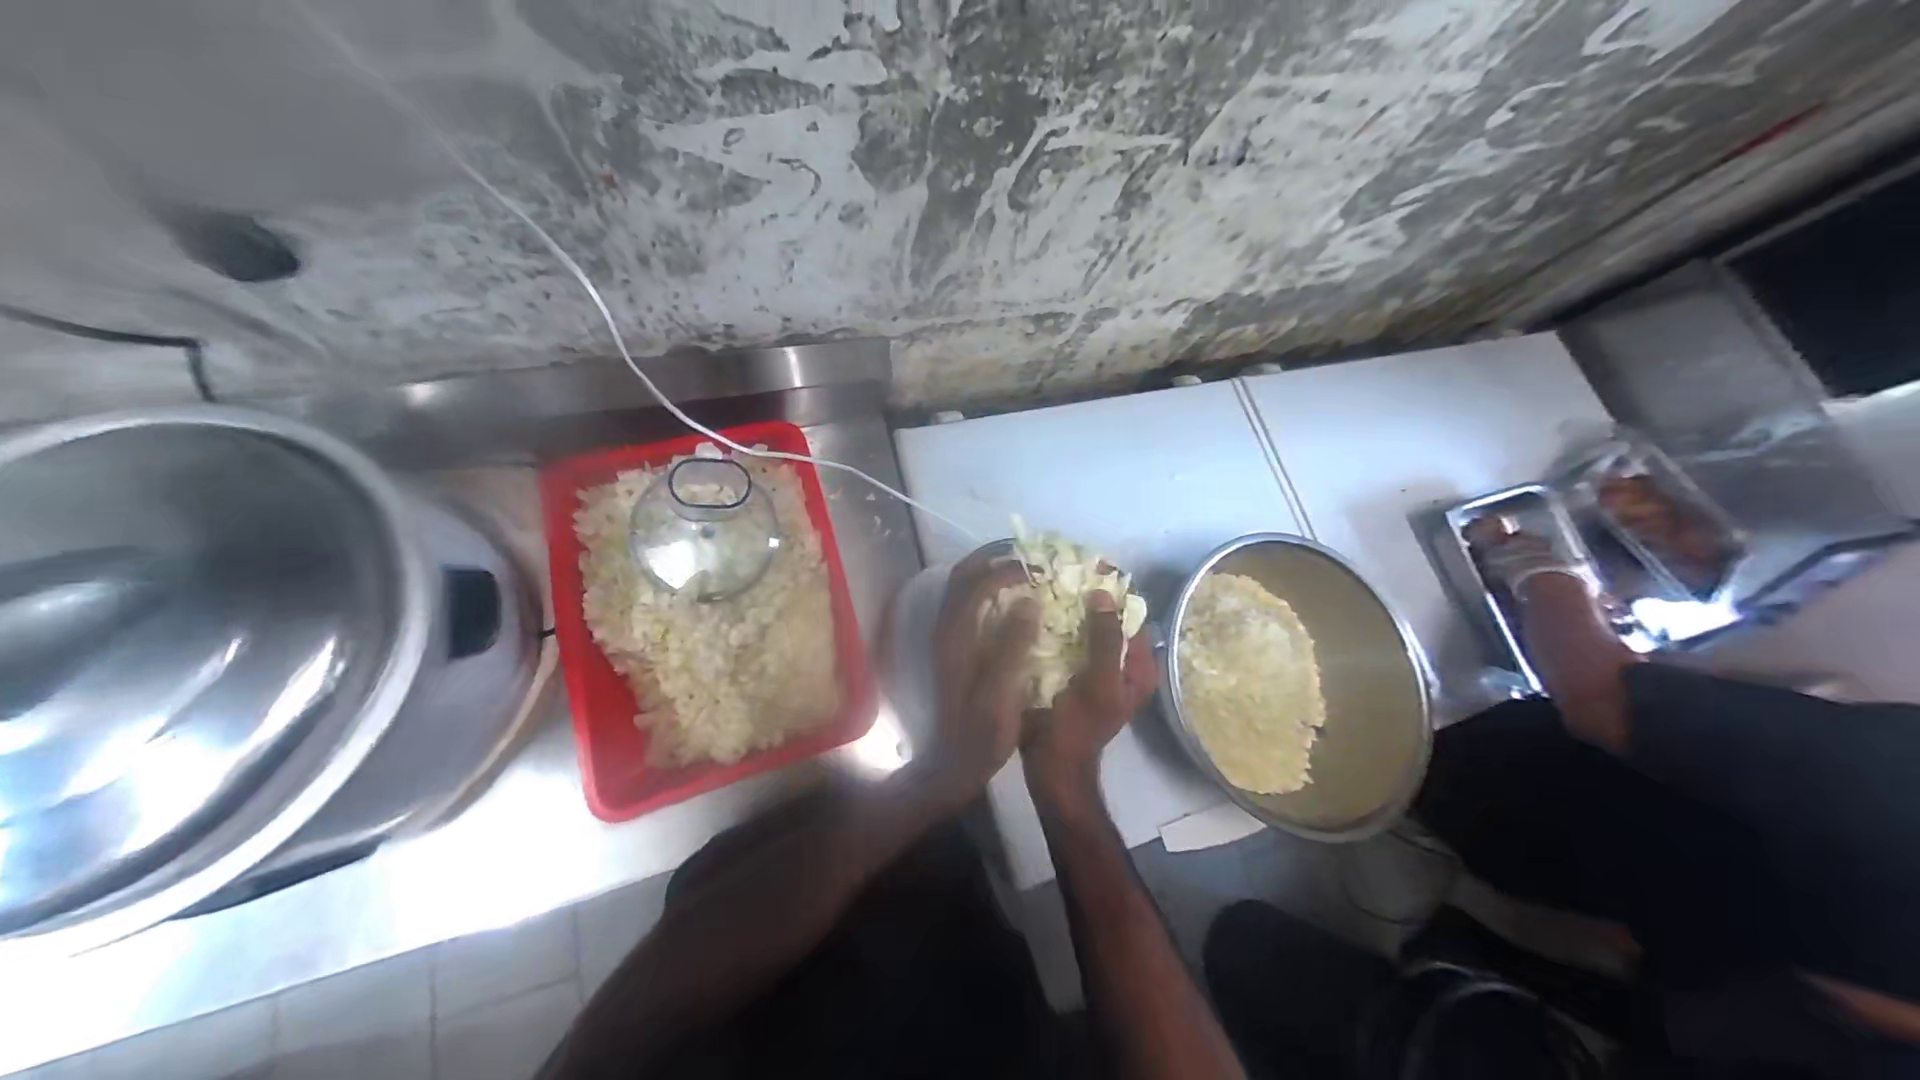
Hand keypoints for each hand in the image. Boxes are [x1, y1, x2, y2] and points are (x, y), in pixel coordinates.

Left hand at [928, 547, 1039, 798]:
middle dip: (994, 559)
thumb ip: (1013, 645)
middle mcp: (947, 629)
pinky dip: (989, 592)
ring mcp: (947, 638)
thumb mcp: (1001, 693)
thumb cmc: (980, 734)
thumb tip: (1029, 601)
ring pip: (963, 588)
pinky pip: (969, 604)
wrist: (952, 764)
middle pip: (964, 576)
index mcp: (956, 636)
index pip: (978, 584)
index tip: (1042, 570)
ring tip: (1026, 571)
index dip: (1009, 570)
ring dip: (990, 572)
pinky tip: (1015, 603)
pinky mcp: (954, 649)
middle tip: (1030, 557)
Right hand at [1023, 590, 1156, 804]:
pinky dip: (1058, 624)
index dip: (1116, 588)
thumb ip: (1105, 639)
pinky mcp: (1072, 672)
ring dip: (1071, 607)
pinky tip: (1038, 610)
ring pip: (1087, 627)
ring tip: (1048, 583)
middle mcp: (1122, 663)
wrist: (1051, 767)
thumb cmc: (1079, 728)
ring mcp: (1095, 668)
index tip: (1089, 565)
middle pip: (1110, 618)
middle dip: (1089, 594)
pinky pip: (1070, 640)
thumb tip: (1104, 593)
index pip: (1134, 613)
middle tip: (1063, 571)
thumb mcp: (1099, 683)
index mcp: (1139, 666)